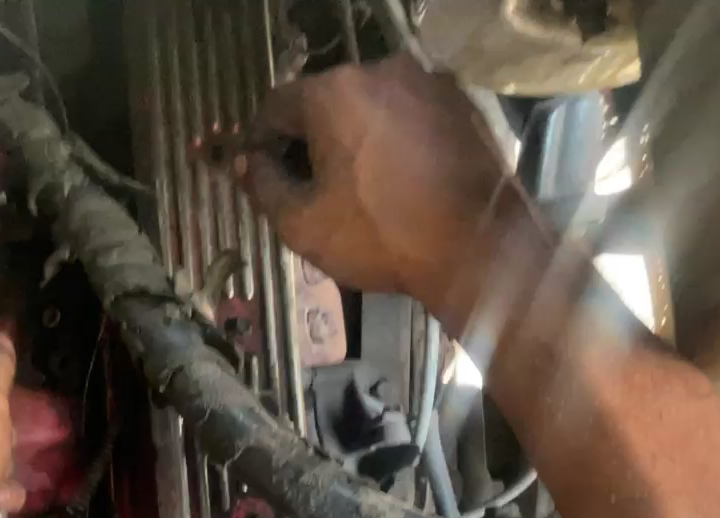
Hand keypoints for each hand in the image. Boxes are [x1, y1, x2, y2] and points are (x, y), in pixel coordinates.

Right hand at [234, 55, 548, 326]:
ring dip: (347, 137)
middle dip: (305, 139)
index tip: (256, 173)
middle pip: (322, 101)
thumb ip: (263, 187)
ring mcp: (425, 81)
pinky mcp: (458, 101)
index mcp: (333, 93)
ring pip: (365, 106)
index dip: (258, 141)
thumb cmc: (377, 236)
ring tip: (347, 185)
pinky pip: (404, 113)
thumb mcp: (302, 224)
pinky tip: (388, 178)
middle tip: (301, 186)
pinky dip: (387, 138)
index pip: (274, 106)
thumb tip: (245, 163)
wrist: (474, 245)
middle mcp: (379, 70)